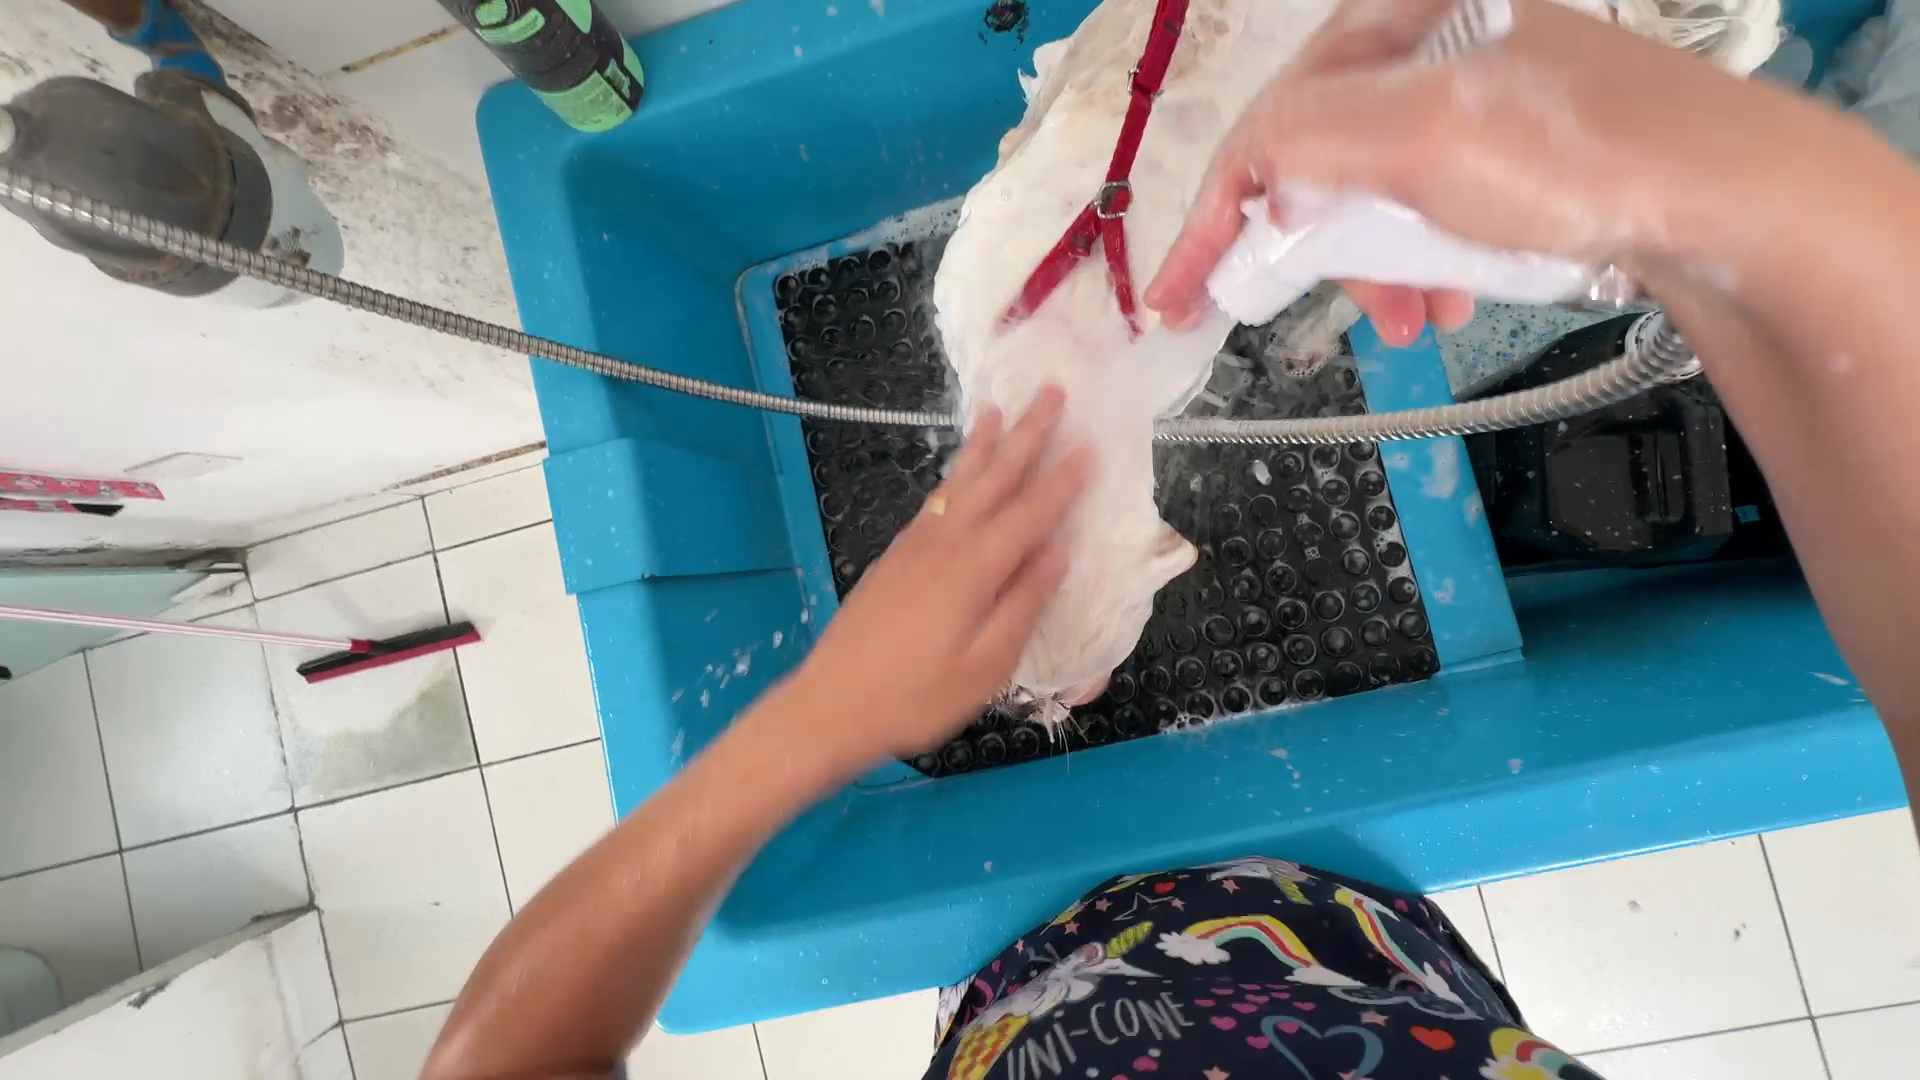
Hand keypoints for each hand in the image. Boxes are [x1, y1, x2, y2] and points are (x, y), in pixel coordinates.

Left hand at [771, 387, 1091, 769]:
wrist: (830, 704)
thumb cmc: (915, 697)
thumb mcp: (984, 667)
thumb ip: (1023, 605)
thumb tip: (1058, 554)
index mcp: (974, 569)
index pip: (1030, 514)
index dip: (1063, 480)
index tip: (1090, 444)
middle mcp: (945, 543)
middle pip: (993, 478)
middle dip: (1025, 434)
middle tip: (1050, 392)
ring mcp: (915, 545)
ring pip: (958, 482)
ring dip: (983, 445)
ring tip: (997, 409)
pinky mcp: (896, 555)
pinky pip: (935, 500)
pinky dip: (954, 476)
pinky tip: (959, 475)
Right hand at [1145, 0, 1802, 338]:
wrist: (1714, 201)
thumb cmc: (1570, 161)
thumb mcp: (1423, 137)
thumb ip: (1311, 137)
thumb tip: (1252, 179)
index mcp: (1385, 33)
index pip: (1257, 141)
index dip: (1206, 229)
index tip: (1171, 301)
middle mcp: (1405, 61)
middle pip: (1302, 178)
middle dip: (1305, 260)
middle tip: (1293, 319)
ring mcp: (1439, 107)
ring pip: (1353, 207)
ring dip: (1367, 274)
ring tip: (1410, 317)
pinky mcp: (1469, 151)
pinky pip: (1401, 216)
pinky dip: (1408, 266)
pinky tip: (1438, 297)